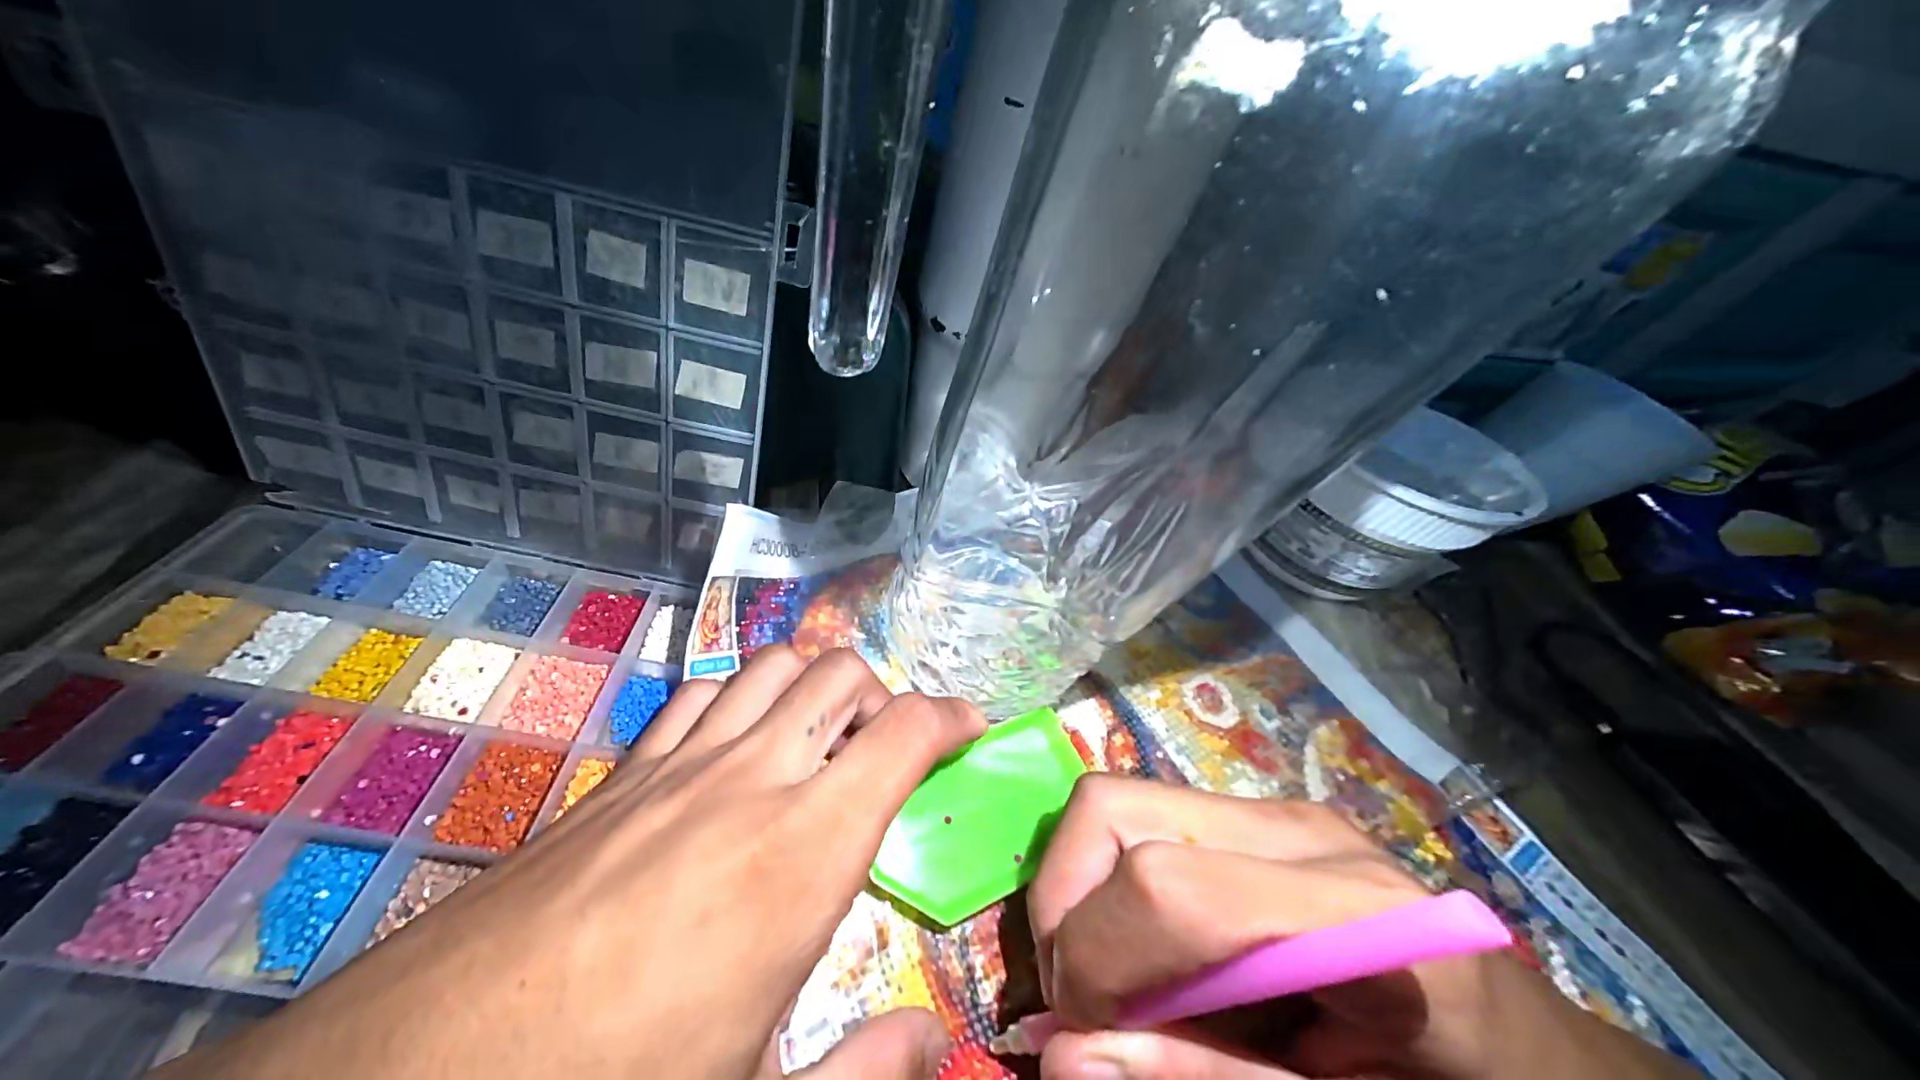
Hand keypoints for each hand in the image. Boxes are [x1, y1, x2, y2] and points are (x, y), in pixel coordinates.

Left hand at [160, 647, 986, 1079]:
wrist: (430, 1071)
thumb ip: (864, 1072)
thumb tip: (931, 1045)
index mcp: (807, 850)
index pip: (905, 732)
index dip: (953, 716)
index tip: (972, 728)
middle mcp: (753, 777)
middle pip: (841, 674)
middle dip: (884, 692)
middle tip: (891, 742)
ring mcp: (682, 761)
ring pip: (773, 664)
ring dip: (815, 679)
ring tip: (824, 726)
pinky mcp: (625, 770)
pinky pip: (702, 691)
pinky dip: (741, 692)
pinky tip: (738, 737)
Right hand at [1026, 775, 1693, 1079]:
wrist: (1544, 1060)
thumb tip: (1061, 1059)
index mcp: (1354, 916)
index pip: (1164, 885)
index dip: (1093, 958)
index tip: (1081, 1036)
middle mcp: (1303, 832)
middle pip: (1115, 808)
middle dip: (1063, 903)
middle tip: (1079, 998)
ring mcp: (1281, 812)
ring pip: (1117, 804)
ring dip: (1080, 890)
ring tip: (1110, 978)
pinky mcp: (1262, 818)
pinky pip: (1145, 824)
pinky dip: (1111, 884)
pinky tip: (1151, 955)